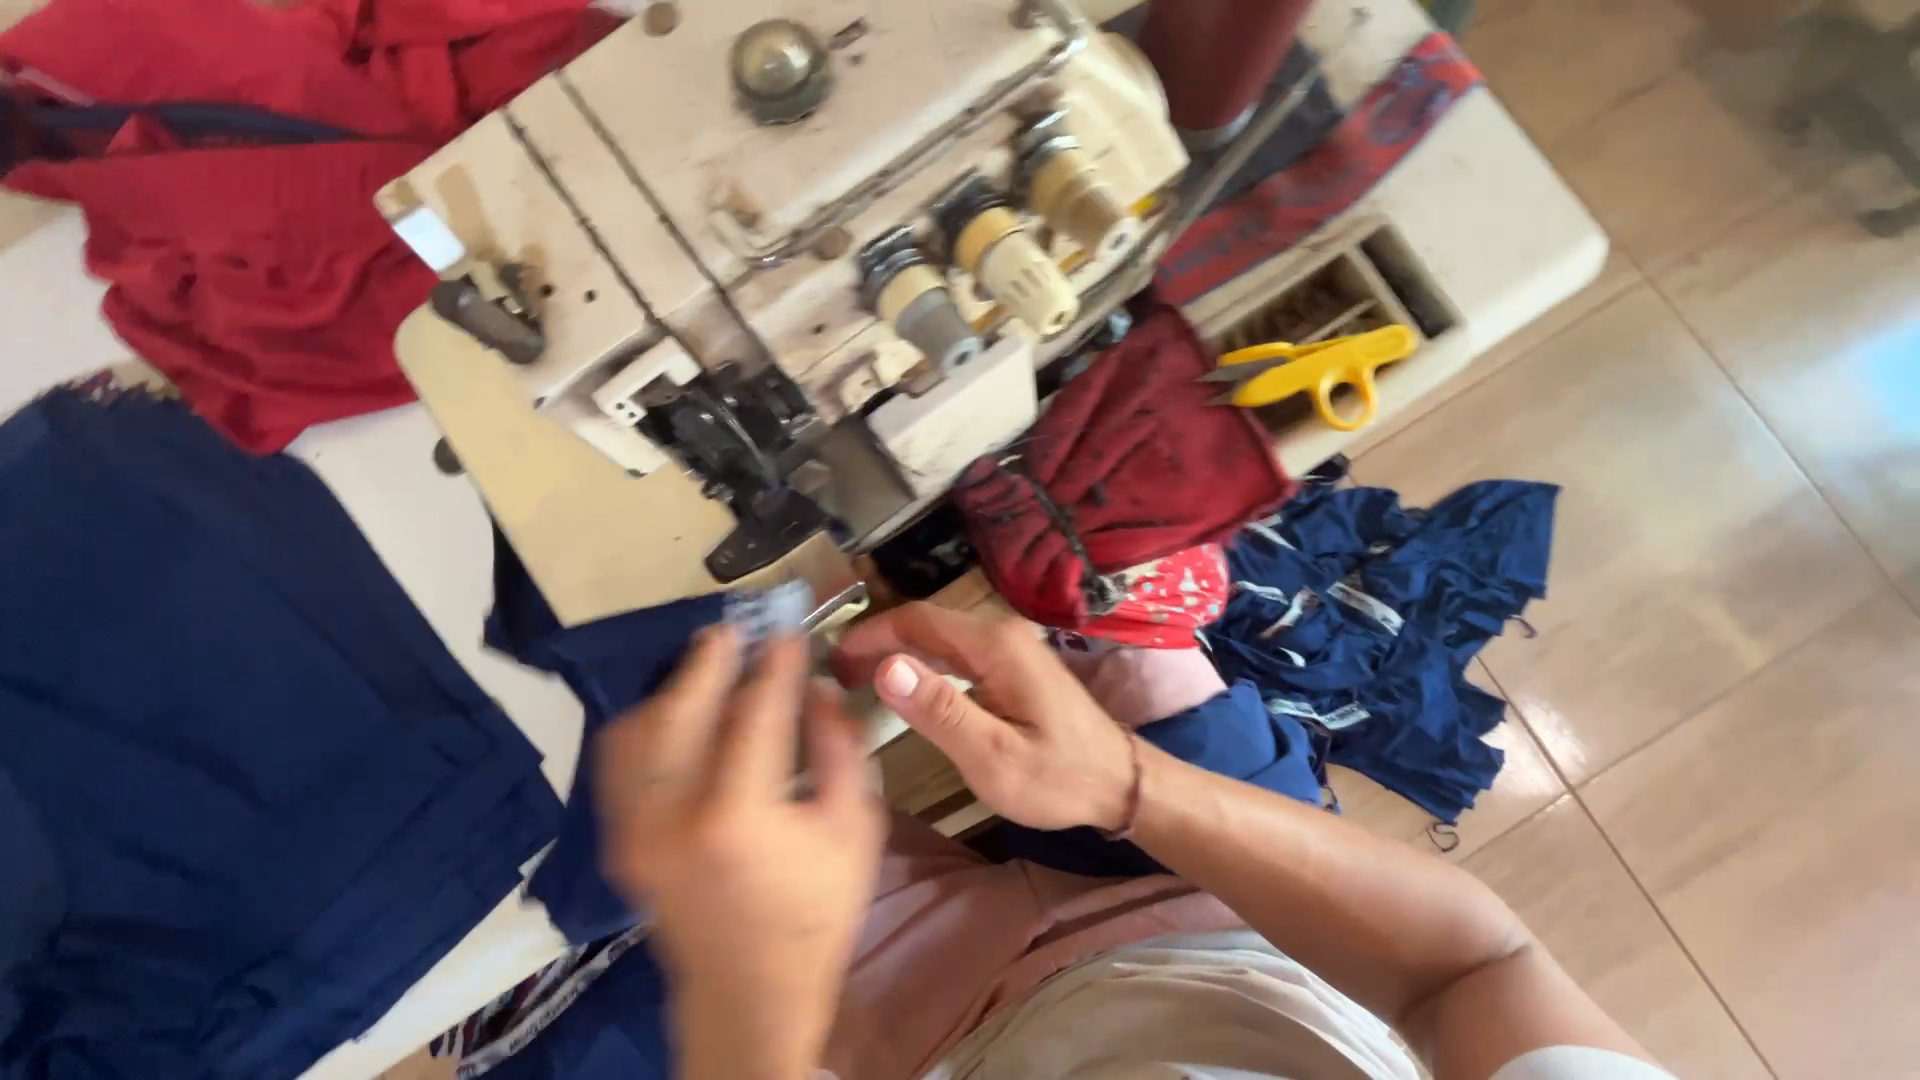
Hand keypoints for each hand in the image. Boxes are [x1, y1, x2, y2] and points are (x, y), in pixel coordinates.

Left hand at [595, 629, 884, 1078]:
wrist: (749, 994)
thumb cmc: (814, 914)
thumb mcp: (854, 829)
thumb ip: (839, 750)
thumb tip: (817, 689)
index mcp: (737, 816)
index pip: (754, 714)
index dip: (774, 666)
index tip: (787, 633)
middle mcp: (671, 817)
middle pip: (679, 709)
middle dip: (708, 661)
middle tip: (732, 631)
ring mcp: (634, 832)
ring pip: (637, 730)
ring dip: (671, 689)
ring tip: (706, 666)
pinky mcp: (619, 843)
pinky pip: (617, 762)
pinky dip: (644, 725)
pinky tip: (673, 711)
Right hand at [832, 603, 1134, 831]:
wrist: (1118, 783)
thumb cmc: (1057, 778)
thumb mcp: (992, 755)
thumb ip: (939, 710)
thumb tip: (886, 666)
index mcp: (995, 646)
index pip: (917, 621)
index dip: (871, 634)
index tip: (833, 659)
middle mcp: (1001, 634)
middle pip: (926, 624)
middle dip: (878, 642)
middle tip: (838, 675)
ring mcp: (1010, 648)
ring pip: (940, 638)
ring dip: (898, 653)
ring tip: (858, 680)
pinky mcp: (1013, 665)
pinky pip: (957, 653)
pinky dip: (923, 664)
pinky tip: (905, 687)